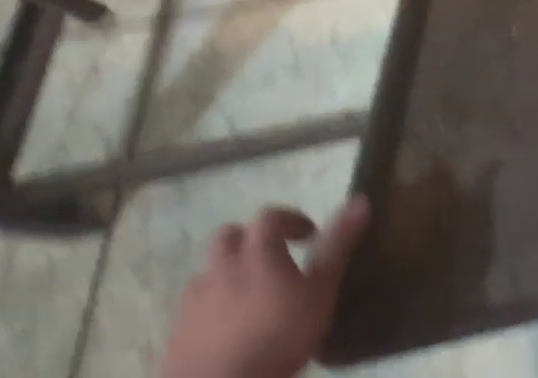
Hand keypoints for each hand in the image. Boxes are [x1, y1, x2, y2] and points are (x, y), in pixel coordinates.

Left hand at [162, 196, 370, 377]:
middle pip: (228, 236)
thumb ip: (338, 245)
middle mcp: (219, 269)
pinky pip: (195, 306)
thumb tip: (361, 200)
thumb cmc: (278, 337)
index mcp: (256, 254)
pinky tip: (230, 328)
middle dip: (252, 239)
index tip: (310, 236)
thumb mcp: (321, 291)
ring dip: (229, 272)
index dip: (291, 219)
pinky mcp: (176, 334)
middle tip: (276, 258)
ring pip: (208, 271)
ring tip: (253, 296)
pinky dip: (214, 305)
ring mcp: (192, 302)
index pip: (269, 216)